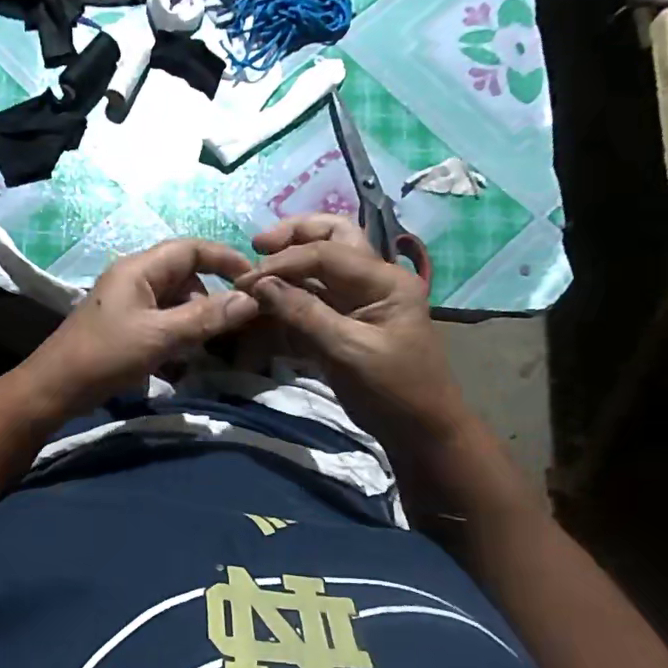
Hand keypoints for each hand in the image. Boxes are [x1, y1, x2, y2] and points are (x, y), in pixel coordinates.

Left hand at [21, 238, 260, 415]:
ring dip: (198, 321)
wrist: (56, 388)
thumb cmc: (106, 355)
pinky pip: (165, 323)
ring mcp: (130, 304)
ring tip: (214, 346)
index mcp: (140, 269)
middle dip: (213, 297)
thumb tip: (250, 299)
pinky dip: (180, 336)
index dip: (225, 258)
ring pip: (177, 302)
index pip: (191, 248)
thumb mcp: (160, 336)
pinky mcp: (128, 327)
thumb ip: (205, 317)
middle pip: (187, 276)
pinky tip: (188, 361)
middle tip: (237, 322)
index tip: (254, 278)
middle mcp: (135, 279)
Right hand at [235, 215, 470, 448]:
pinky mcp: (346, 324)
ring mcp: (360, 301)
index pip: (327, 252)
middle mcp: (373, 280)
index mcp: (384, 280)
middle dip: (294, 235)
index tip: (246, 280)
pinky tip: (266, 302)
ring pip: (322, 265)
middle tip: (257, 245)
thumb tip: (259, 284)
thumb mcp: (347, 352)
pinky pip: (314, 298)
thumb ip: (304, 314)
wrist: (420, 432)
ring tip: (257, 270)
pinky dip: (290, 296)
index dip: (283, 261)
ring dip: (290, 263)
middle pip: (333, 237)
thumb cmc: (393, 391)